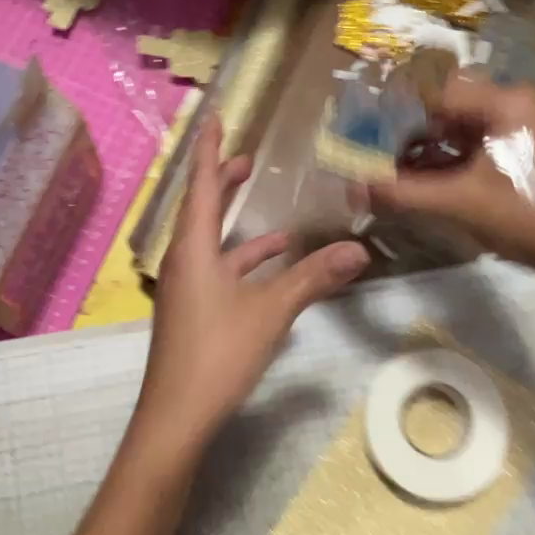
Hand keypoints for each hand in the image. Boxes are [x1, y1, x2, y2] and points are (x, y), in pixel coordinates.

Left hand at [134, 120, 369, 451]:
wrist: (176, 415)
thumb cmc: (217, 354)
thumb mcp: (271, 312)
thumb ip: (312, 278)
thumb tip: (358, 250)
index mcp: (193, 250)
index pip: (202, 186)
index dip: (210, 151)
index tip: (216, 118)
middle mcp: (184, 262)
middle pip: (203, 212)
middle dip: (224, 185)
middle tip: (247, 161)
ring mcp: (185, 290)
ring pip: (213, 247)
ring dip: (241, 233)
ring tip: (278, 224)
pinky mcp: (191, 314)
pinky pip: (218, 274)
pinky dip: (244, 267)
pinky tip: (272, 274)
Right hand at [372, 72, 534, 283]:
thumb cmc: (528, 218)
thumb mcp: (457, 204)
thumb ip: (400, 194)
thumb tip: (352, 191)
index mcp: (503, 101)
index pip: (433, 91)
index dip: (395, 115)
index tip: (366, 140)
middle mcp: (513, 102)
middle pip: (444, 107)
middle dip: (408, 134)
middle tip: (378, 161)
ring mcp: (521, 126)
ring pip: (458, 127)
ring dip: (426, 151)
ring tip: (397, 178)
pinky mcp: (524, 149)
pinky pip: (474, 144)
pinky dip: (448, 161)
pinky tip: (426, 186)